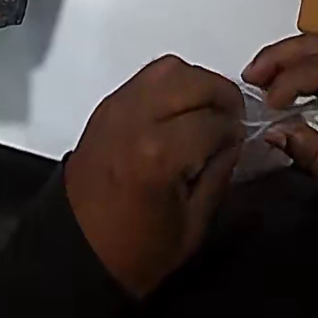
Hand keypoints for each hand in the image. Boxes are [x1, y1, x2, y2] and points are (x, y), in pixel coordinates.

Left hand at [64, 55, 243, 296]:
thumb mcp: (192, 226)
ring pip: (169, 68)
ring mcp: (119, 105)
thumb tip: (234, 139)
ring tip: (209, 105)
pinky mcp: (108, 102)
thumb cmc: (136, 249)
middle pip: (191, 81)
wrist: (77, 248)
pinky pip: (148, 75)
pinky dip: (172, 81)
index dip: (233, 129)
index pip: (211, 122)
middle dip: (221, 94)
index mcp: (157, 155)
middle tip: (233, 116)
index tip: (240, 139)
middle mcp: (137, 118)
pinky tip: (182, 105)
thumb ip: (219, 174)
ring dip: (197, 81)